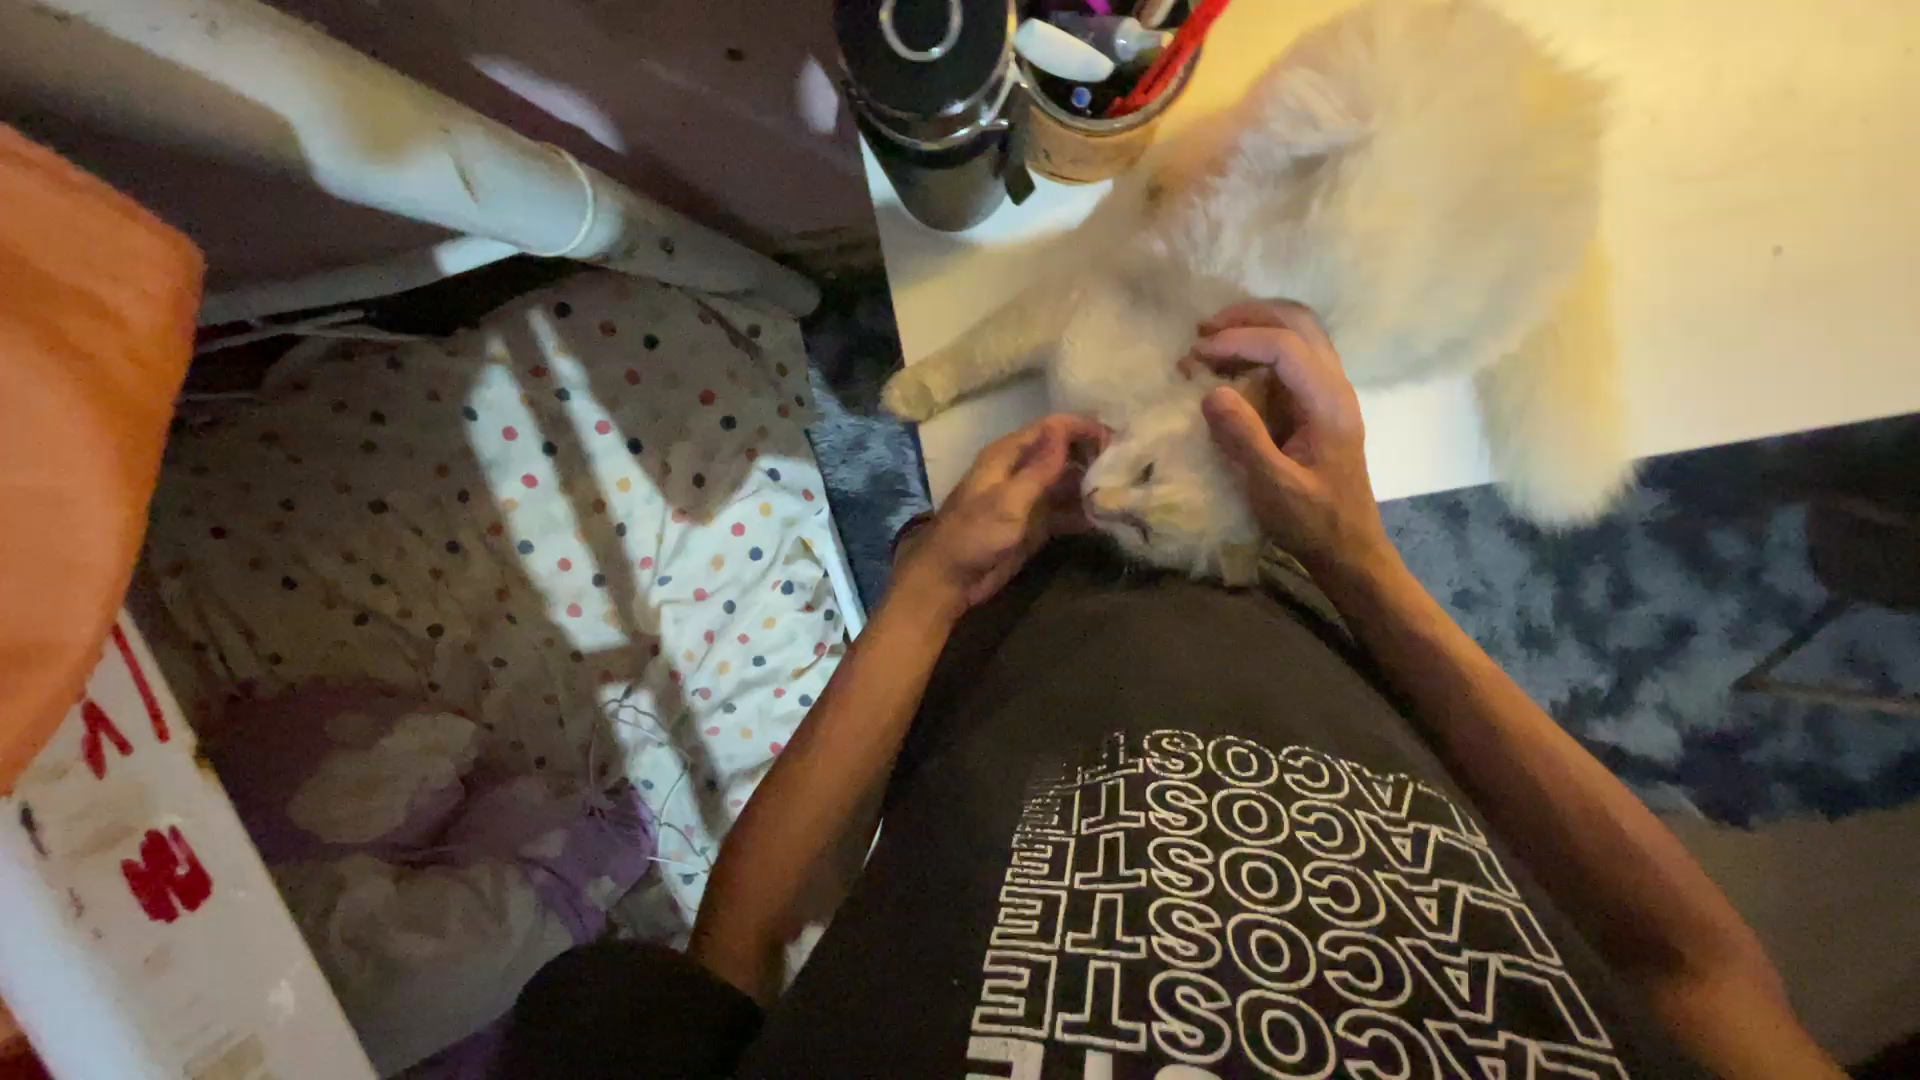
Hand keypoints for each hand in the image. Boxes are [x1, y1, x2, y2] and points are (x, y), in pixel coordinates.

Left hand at [893, 414, 1108, 618]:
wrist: (950, 580)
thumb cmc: (973, 536)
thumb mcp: (1008, 501)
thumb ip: (1038, 468)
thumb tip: (1063, 430)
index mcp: (1007, 456)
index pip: (1051, 429)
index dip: (1082, 428)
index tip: (1115, 439)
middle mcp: (1020, 471)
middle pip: (1063, 454)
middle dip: (1093, 457)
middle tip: (1127, 468)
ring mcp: (1028, 499)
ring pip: (1067, 483)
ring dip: (1092, 487)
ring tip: (1125, 492)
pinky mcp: (1034, 525)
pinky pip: (1065, 512)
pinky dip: (1084, 514)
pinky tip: (1108, 518)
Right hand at [1183, 301, 1394, 575]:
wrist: (1347, 547)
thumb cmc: (1312, 521)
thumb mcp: (1273, 489)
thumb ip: (1244, 439)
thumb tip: (1210, 392)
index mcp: (1328, 403)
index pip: (1285, 346)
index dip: (1238, 341)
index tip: (1196, 356)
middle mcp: (1334, 386)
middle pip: (1298, 322)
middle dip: (1248, 316)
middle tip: (1201, 331)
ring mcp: (1328, 393)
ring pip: (1299, 333)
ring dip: (1255, 326)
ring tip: (1210, 341)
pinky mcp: (1316, 404)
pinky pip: (1291, 356)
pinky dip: (1259, 346)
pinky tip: (1230, 365)